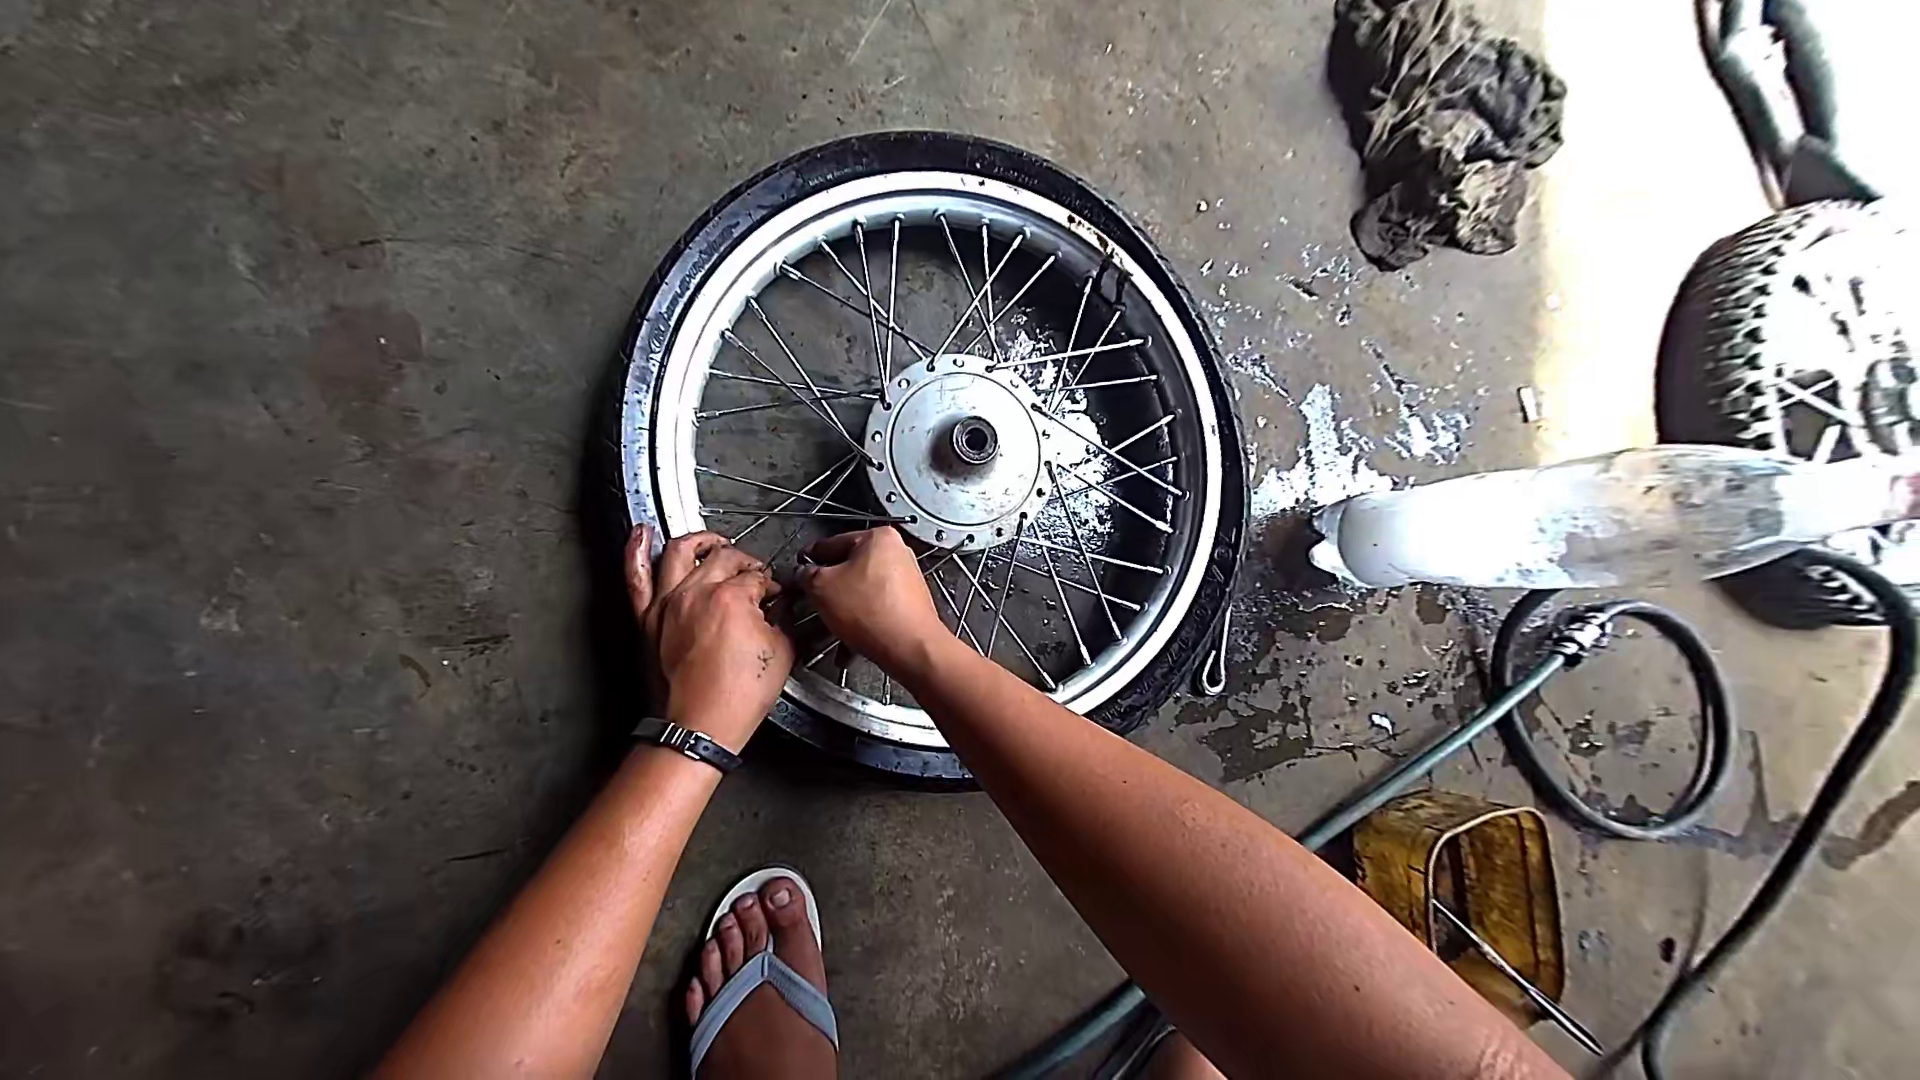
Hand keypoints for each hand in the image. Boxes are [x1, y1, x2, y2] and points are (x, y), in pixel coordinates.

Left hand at [626, 526, 793, 751]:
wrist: (700, 727)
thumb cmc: (736, 696)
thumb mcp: (782, 650)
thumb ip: (782, 619)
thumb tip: (778, 607)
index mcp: (732, 598)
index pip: (757, 576)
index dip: (771, 583)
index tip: (774, 594)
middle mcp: (697, 593)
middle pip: (725, 558)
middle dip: (746, 561)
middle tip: (754, 573)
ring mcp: (668, 603)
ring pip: (682, 552)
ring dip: (701, 540)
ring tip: (712, 541)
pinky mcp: (648, 618)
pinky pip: (635, 576)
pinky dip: (635, 549)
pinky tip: (641, 533)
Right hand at [796, 527, 953, 675]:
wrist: (910, 647)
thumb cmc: (876, 614)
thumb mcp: (822, 588)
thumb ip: (806, 575)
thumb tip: (804, 574)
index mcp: (878, 538)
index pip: (832, 542)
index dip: (810, 557)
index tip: (800, 567)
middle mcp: (897, 554)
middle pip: (848, 568)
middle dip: (828, 589)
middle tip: (812, 599)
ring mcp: (905, 579)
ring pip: (861, 591)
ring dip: (842, 609)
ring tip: (829, 625)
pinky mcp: (908, 604)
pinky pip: (875, 608)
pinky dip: (859, 622)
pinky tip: (846, 642)